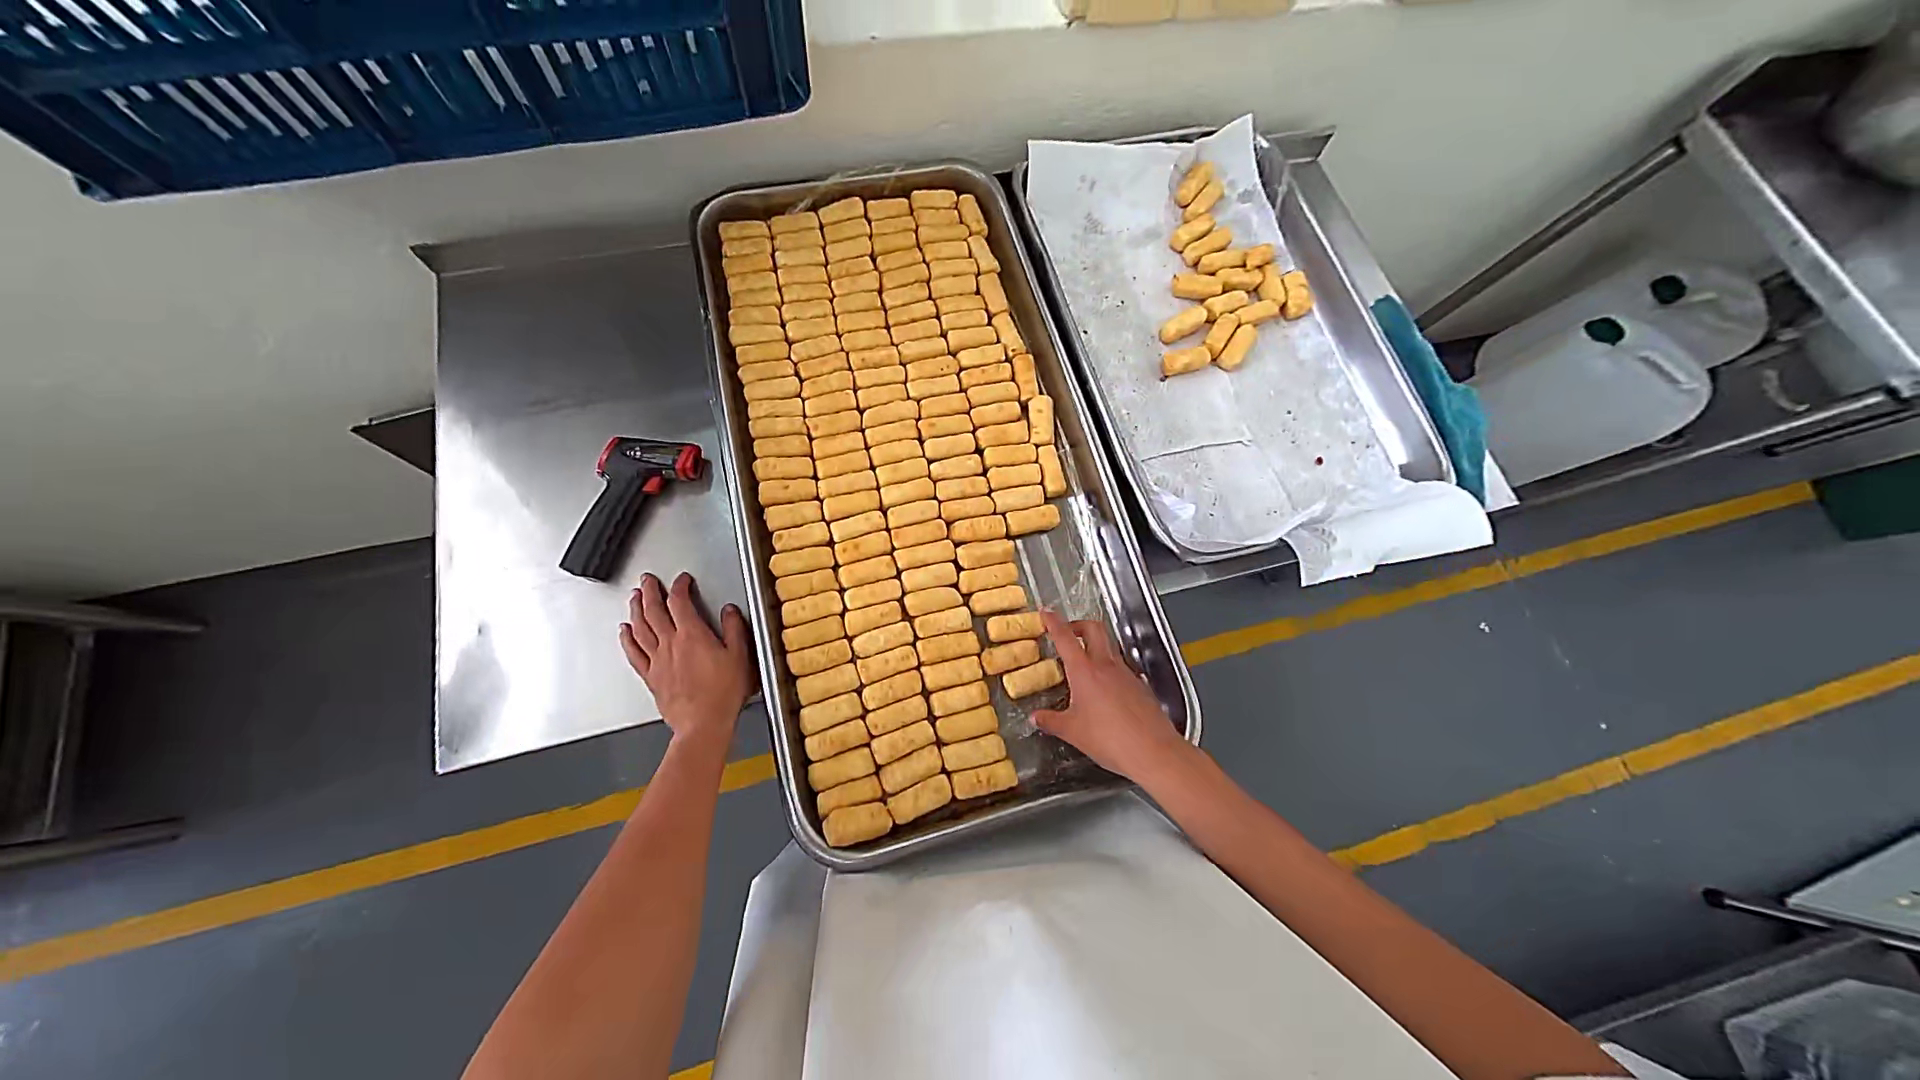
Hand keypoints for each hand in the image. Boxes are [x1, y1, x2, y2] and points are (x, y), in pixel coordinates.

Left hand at [619, 573, 752, 745]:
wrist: (702, 723)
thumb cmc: (722, 694)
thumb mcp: (739, 656)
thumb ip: (734, 629)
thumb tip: (729, 611)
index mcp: (692, 636)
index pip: (680, 602)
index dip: (680, 586)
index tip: (682, 580)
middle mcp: (670, 645)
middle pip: (653, 610)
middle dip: (650, 591)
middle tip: (648, 580)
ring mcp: (657, 661)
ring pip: (640, 628)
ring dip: (635, 609)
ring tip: (634, 597)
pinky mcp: (651, 677)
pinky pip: (634, 653)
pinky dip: (627, 639)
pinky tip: (624, 632)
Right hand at [1031, 610, 1188, 780]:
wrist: (1154, 752)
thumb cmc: (1111, 740)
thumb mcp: (1072, 732)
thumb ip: (1051, 721)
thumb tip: (1037, 718)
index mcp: (1085, 671)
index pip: (1066, 637)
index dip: (1053, 622)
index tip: (1046, 612)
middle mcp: (1107, 666)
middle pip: (1094, 629)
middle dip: (1078, 624)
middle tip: (1067, 633)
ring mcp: (1127, 674)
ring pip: (1109, 647)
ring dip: (1095, 647)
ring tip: (1083, 665)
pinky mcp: (1140, 686)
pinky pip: (1122, 669)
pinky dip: (1110, 670)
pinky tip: (1105, 690)